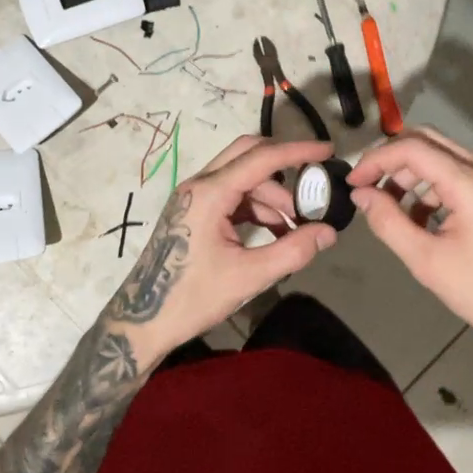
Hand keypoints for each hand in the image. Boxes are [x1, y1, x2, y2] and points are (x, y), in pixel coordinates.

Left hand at [105, 136, 339, 359]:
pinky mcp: (194, 212)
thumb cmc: (193, 297)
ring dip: (272, 194)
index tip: (328, 151)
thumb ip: (293, 251)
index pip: (261, 158)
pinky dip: (256, 208)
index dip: (298, 151)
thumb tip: (329, 233)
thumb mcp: (249, 276)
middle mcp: (199, 185)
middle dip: (284, 166)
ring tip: (298, 226)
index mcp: (209, 193)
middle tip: (314, 183)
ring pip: (241, 178)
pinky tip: (276, 232)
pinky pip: (231, 196)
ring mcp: (193, 197)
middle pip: (248, 155)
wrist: (144, 320)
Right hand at [348, 128, 472, 382]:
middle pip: (429, 142)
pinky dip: (432, 188)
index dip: (376, 159)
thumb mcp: (426, 261)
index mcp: (472, 184)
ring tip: (391, 211)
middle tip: (367, 189)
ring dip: (411, 175)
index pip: (413, 148)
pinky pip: (459, 176)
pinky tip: (420, 221)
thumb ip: (388, 222)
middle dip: (392, 161)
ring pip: (443, 158)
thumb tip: (361, 195)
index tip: (352, 183)